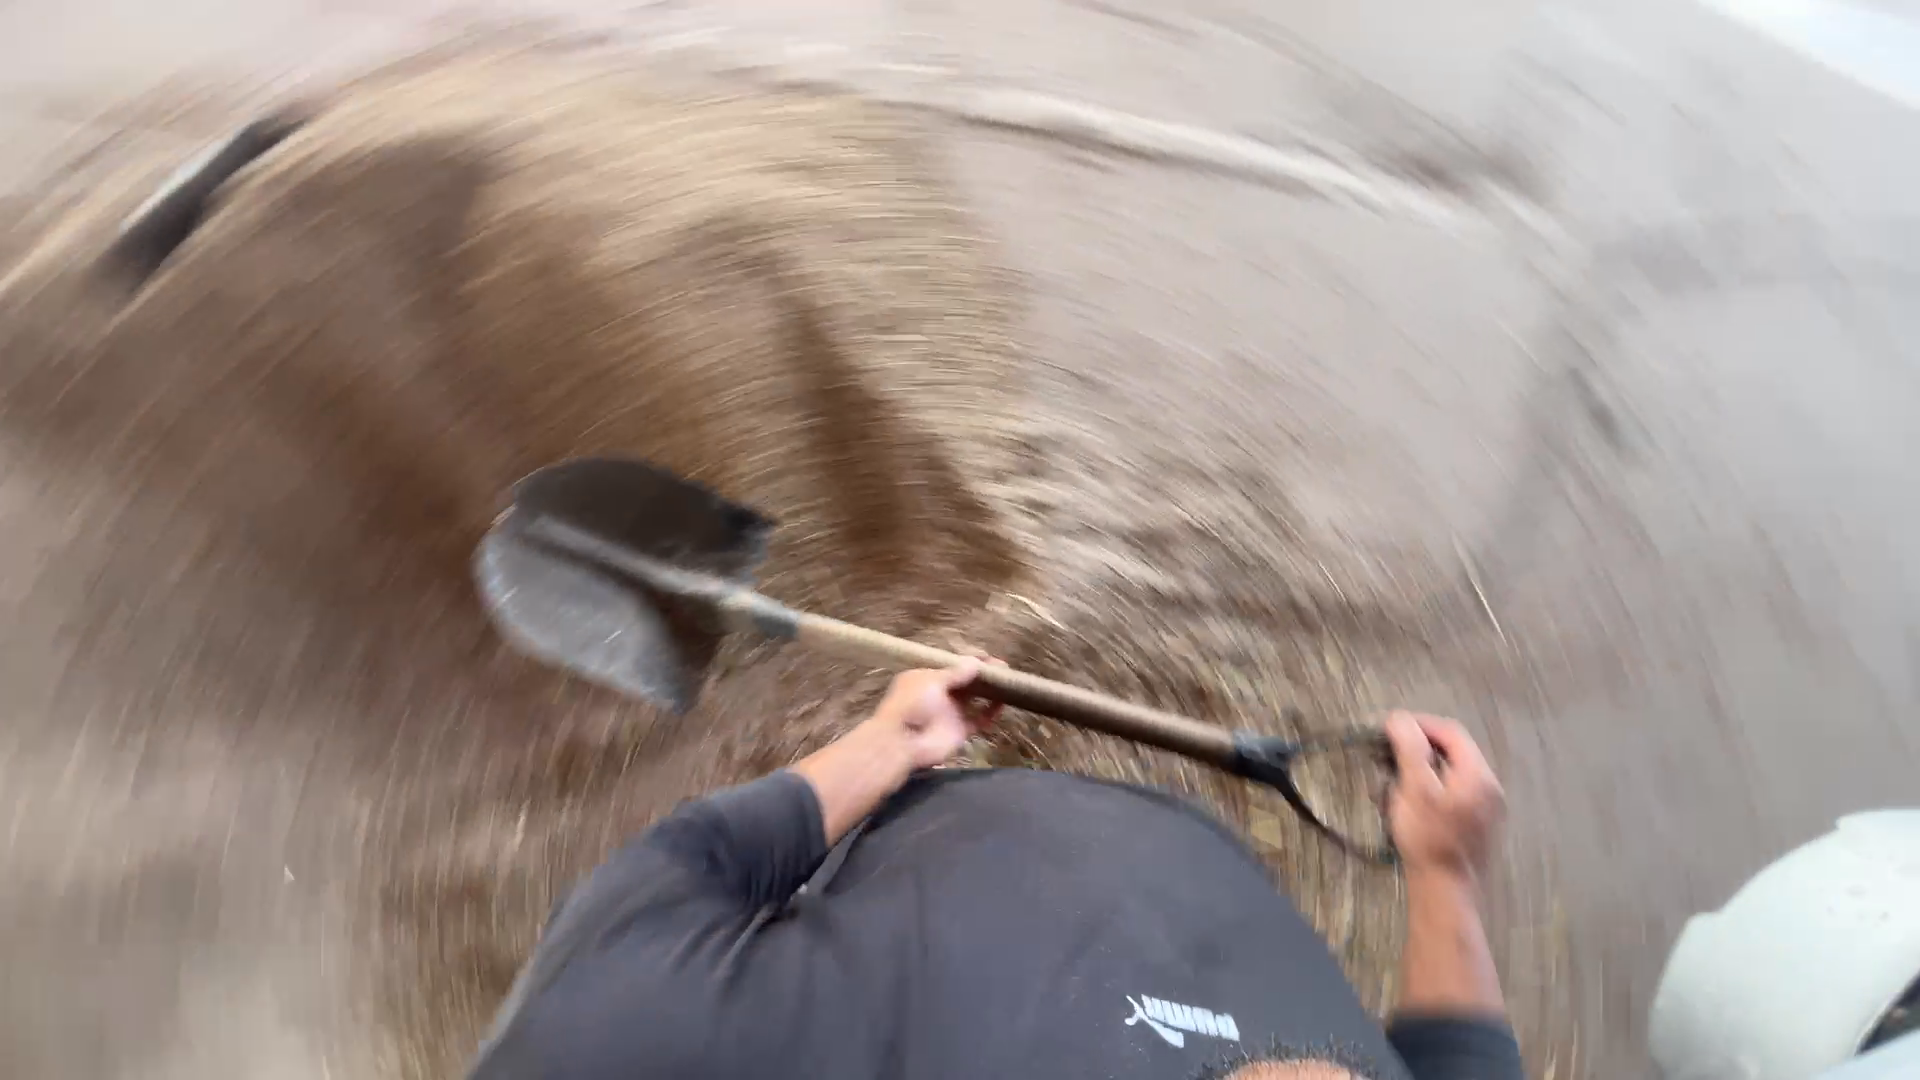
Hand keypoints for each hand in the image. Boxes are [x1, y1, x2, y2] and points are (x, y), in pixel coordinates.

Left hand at [861, 660, 1001, 770]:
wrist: (902, 743)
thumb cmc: (912, 704)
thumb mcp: (931, 681)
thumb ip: (955, 673)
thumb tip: (975, 663)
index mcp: (928, 677)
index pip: (953, 665)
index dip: (970, 661)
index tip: (989, 658)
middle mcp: (940, 693)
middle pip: (966, 681)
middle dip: (984, 675)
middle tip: (1004, 669)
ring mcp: (950, 712)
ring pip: (975, 699)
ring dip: (990, 692)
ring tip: (1009, 683)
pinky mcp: (959, 730)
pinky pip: (979, 719)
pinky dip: (990, 713)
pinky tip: (1002, 705)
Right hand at [1384, 711, 1505, 882]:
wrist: (1446, 890)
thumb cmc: (1427, 836)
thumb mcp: (1414, 788)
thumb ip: (1409, 748)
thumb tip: (1400, 717)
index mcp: (1478, 775)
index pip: (1450, 731)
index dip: (1419, 723)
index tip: (1389, 728)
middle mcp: (1489, 787)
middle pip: (1452, 750)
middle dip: (1417, 746)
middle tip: (1387, 754)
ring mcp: (1486, 807)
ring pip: (1450, 771)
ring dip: (1420, 767)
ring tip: (1393, 779)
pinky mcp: (1477, 823)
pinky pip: (1452, 790)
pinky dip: (1429, 785)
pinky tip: (1408, 801)